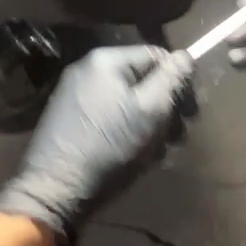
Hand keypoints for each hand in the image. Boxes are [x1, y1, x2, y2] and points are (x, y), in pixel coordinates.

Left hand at [0, 45, 192, 245]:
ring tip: (155, 152)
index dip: (180, 82)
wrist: (54, 190)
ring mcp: (75, 96)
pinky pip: (110, 117)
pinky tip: (133, 155)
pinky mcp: (69, 121)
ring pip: (128, 102)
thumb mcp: (151, 110)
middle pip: (143, 80)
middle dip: (165, 107)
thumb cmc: (109, 147)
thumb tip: (185, 55)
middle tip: (176, 136)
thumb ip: (172, 78)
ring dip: (149, 124)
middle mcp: (87, 71)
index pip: (158, 56)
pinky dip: (126, 132)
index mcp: (106, 61)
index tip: (191, 112)